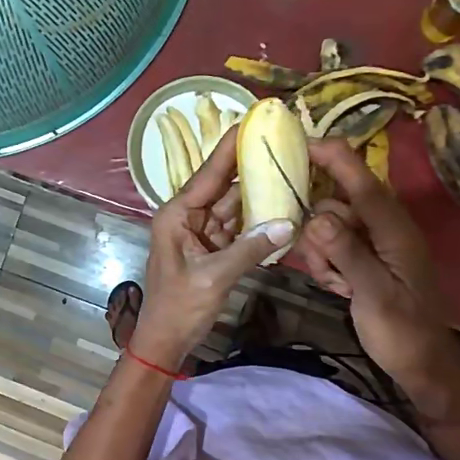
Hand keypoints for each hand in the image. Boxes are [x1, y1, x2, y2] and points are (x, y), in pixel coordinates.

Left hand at [129, 127, 294, 368]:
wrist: (165, 340)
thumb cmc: (179, 307)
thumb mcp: (214, 277)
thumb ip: (250, 249)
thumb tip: (288, 222)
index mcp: (177, 215)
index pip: (208, 173)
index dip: (231, 146)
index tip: (254, 119)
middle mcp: (188, 216)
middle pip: (224, 185)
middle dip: (252, 166)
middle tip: (286, 142)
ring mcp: (201, 232)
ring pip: (234, 205)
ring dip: (260, 193)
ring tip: (293, 168)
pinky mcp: (212, 249)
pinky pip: (238, 227)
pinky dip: (258, 221)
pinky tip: (284, 207)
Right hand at [289, 139, 459, 415]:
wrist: (422, 364)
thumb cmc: (402, 330)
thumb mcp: (373, 294)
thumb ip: (346, 252)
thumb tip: (318, 216)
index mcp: (394, 231)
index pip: (362, 184)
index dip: (335, 159)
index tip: (303, 141)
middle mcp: (385, 230)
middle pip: (337, 207)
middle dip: (319, 230)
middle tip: (324, 266)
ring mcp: (376, 245)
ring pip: (330, 229)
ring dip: (321, 252)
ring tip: (335, 283)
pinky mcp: (367, 261)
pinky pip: (334, 248)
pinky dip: (327, 264)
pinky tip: (338, 287)